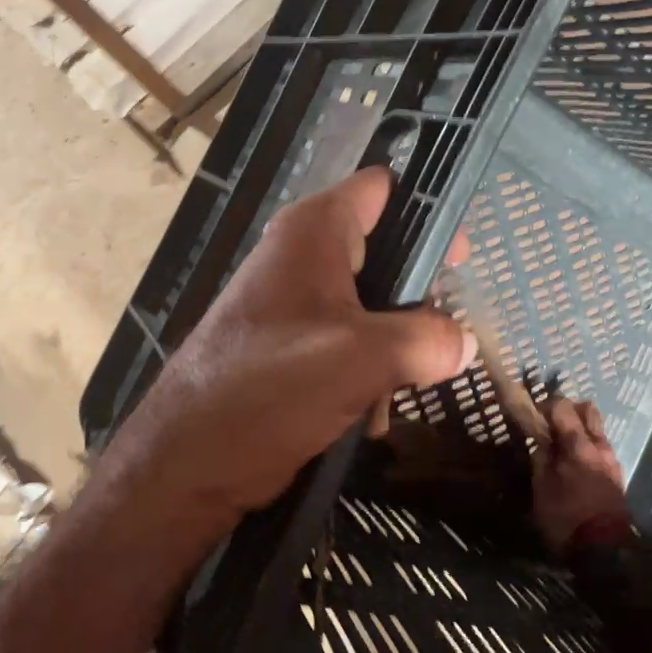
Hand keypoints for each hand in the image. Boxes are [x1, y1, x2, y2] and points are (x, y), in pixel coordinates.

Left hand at [110, 166, 476, 511]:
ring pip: (373, 304)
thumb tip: (464, 342)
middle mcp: (304, 255)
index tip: (461, 259)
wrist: (187, 464)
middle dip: (421, 291)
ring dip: (399, 341)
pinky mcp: (291, 346)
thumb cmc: (270, 389)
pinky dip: (371, 369)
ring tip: (412, 381)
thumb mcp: (362, 357)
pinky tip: (374, 411)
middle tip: (449, 331)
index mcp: (315, 232)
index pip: (383, 188)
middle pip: (386, 249)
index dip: (429, 212)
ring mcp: (295, 303)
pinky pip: (351, 342)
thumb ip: (426, 340)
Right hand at [532, 397, 629, 553]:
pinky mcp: (616, 473)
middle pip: (588, 409)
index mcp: (578, 445)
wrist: (605, 551)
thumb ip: (541, 459)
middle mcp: (599, 445)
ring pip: (597, 428)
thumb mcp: (542, 490)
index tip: (534, 417)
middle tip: (551, 425)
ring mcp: (611, 458)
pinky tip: (575, 463)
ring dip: (579, 429)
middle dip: (569, 410)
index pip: (563, 406)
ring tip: (561, 447)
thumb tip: (540, 440)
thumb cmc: (567, 519)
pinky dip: (588, 445)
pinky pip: (601, 446)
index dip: (546, 406)